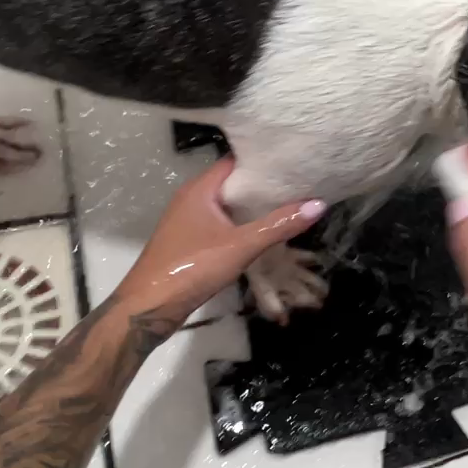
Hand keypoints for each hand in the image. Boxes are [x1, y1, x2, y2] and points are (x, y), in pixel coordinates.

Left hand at [111, 158, 326, 324]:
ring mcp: (189, 221)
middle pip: (233, 182)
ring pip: (228, 205)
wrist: (149, 307)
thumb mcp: (241, 245)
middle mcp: (192, 199)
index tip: (293, 160)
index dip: (263, 159)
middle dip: (263, 183)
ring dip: (253, 205)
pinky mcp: (190, 241)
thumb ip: (279, 225)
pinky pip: (222, 222)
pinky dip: (242, 223)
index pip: (235, 161)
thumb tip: (319, 204)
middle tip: (299, 181)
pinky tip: (264, 231)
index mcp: (200, 190)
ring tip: (289, 202)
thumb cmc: (191, 267)